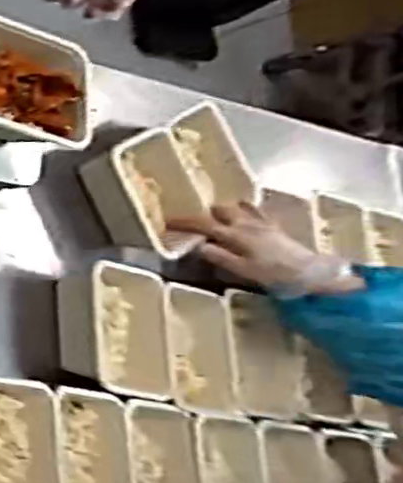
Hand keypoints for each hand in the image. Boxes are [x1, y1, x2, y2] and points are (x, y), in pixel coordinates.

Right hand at [170, 203, 362, 296]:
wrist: (317, 275)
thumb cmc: (274, 274)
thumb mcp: (240, 269)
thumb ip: (217, 256)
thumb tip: (198, 245)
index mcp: (234, 235)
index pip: (201, 223)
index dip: (181, 222)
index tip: (164, 223)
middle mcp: (247, 225)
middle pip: (221, 209)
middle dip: (206, 213)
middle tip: (196, 223)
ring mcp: (265, 225)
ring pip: (240, 207)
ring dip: (227, 210)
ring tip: (220, 218)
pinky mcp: (278, 228)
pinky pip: (259, 213)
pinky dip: (248, 212)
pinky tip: (245, 218)